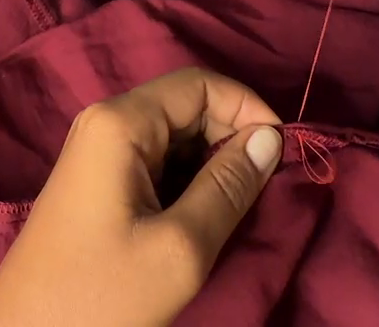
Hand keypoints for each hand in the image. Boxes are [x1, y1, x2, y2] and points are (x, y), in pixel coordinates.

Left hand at [0, 68, 283, 326]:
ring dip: (211, 158)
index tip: (281, 154)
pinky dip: (187, 175)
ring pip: (173, 131)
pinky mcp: (97, 176)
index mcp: (121, 121)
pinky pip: (155, 156)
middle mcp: (106, 119)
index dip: (247, 108)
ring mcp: (97, 147)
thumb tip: (270, 138)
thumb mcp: (180, 248)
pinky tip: (203, 212)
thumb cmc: (101, 295)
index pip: (200, 83)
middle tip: (262, 186)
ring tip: (237, 205)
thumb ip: (228, 186)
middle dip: (231, 134)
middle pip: (185, 103)